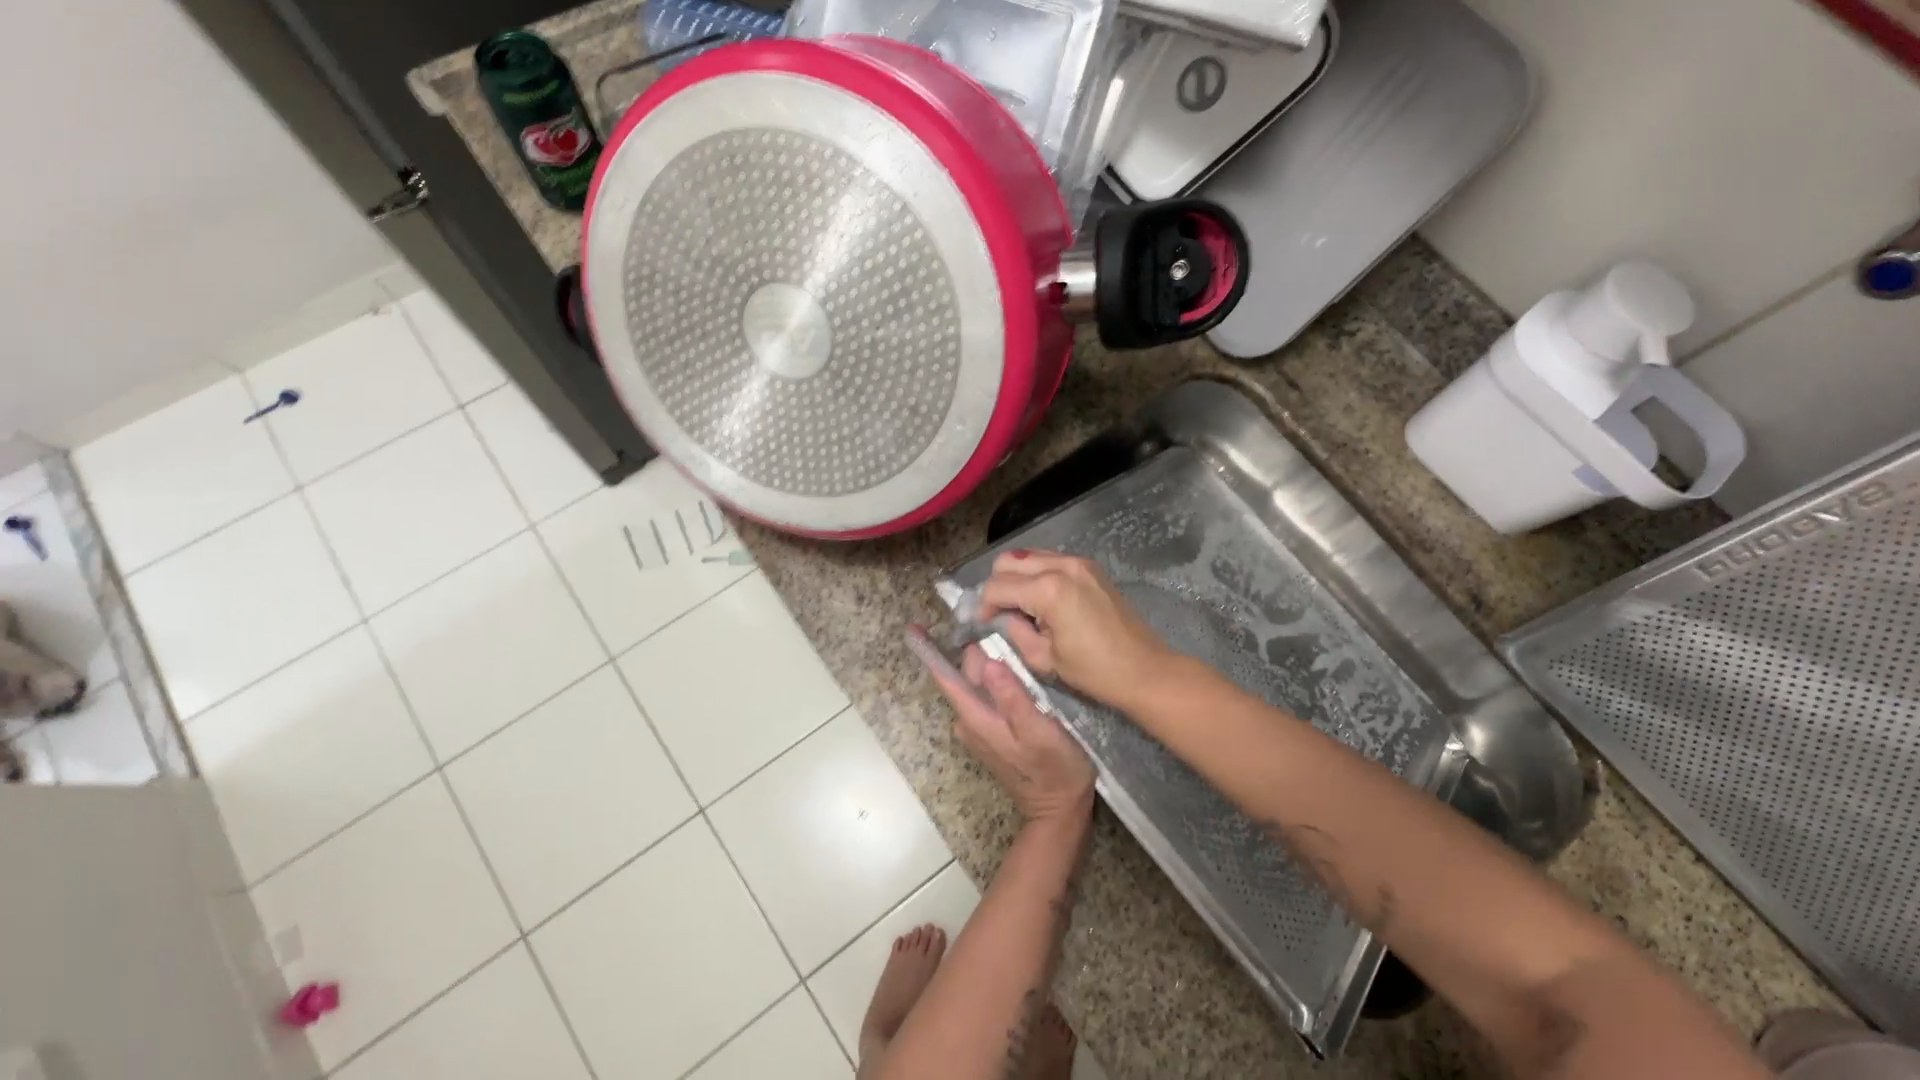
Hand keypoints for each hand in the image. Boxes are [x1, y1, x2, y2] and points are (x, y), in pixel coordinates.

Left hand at [906, 628, 1093, 824]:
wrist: (1059, 810)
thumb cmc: (1054, 769)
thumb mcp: (1039, 731)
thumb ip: (1013, 698)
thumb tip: (988, 663)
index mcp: (976, 717)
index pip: (946, 679)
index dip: (929, 652)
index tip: (913, 627)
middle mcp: (969, 721)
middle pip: (966, 675)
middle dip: (979, 650)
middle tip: (1006, 625)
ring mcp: (980, 727)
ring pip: (979, 684)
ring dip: (992, 664)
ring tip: (1018, 643)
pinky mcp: (993, 731)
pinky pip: (988, 696)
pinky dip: (998, 680)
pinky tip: (1020, 671)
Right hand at [975, 551, 1172, 708]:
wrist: (1144, 670)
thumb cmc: (1094, 671)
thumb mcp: (1044, 659)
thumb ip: (1016, 633)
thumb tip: (1004, 618)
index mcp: (1049, 590)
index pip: (997, 587)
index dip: (984, 606)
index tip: (984, 625)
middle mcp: (1062, 566)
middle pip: (1008, 561)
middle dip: (998, 586)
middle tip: (1000, 613)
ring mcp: (1079, 562)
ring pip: (1028, 556)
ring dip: (1017, 577)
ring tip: (1021, 607)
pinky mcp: (1090, 568)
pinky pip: (1050, 560)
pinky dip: (1037, 574)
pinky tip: (1042, 602)